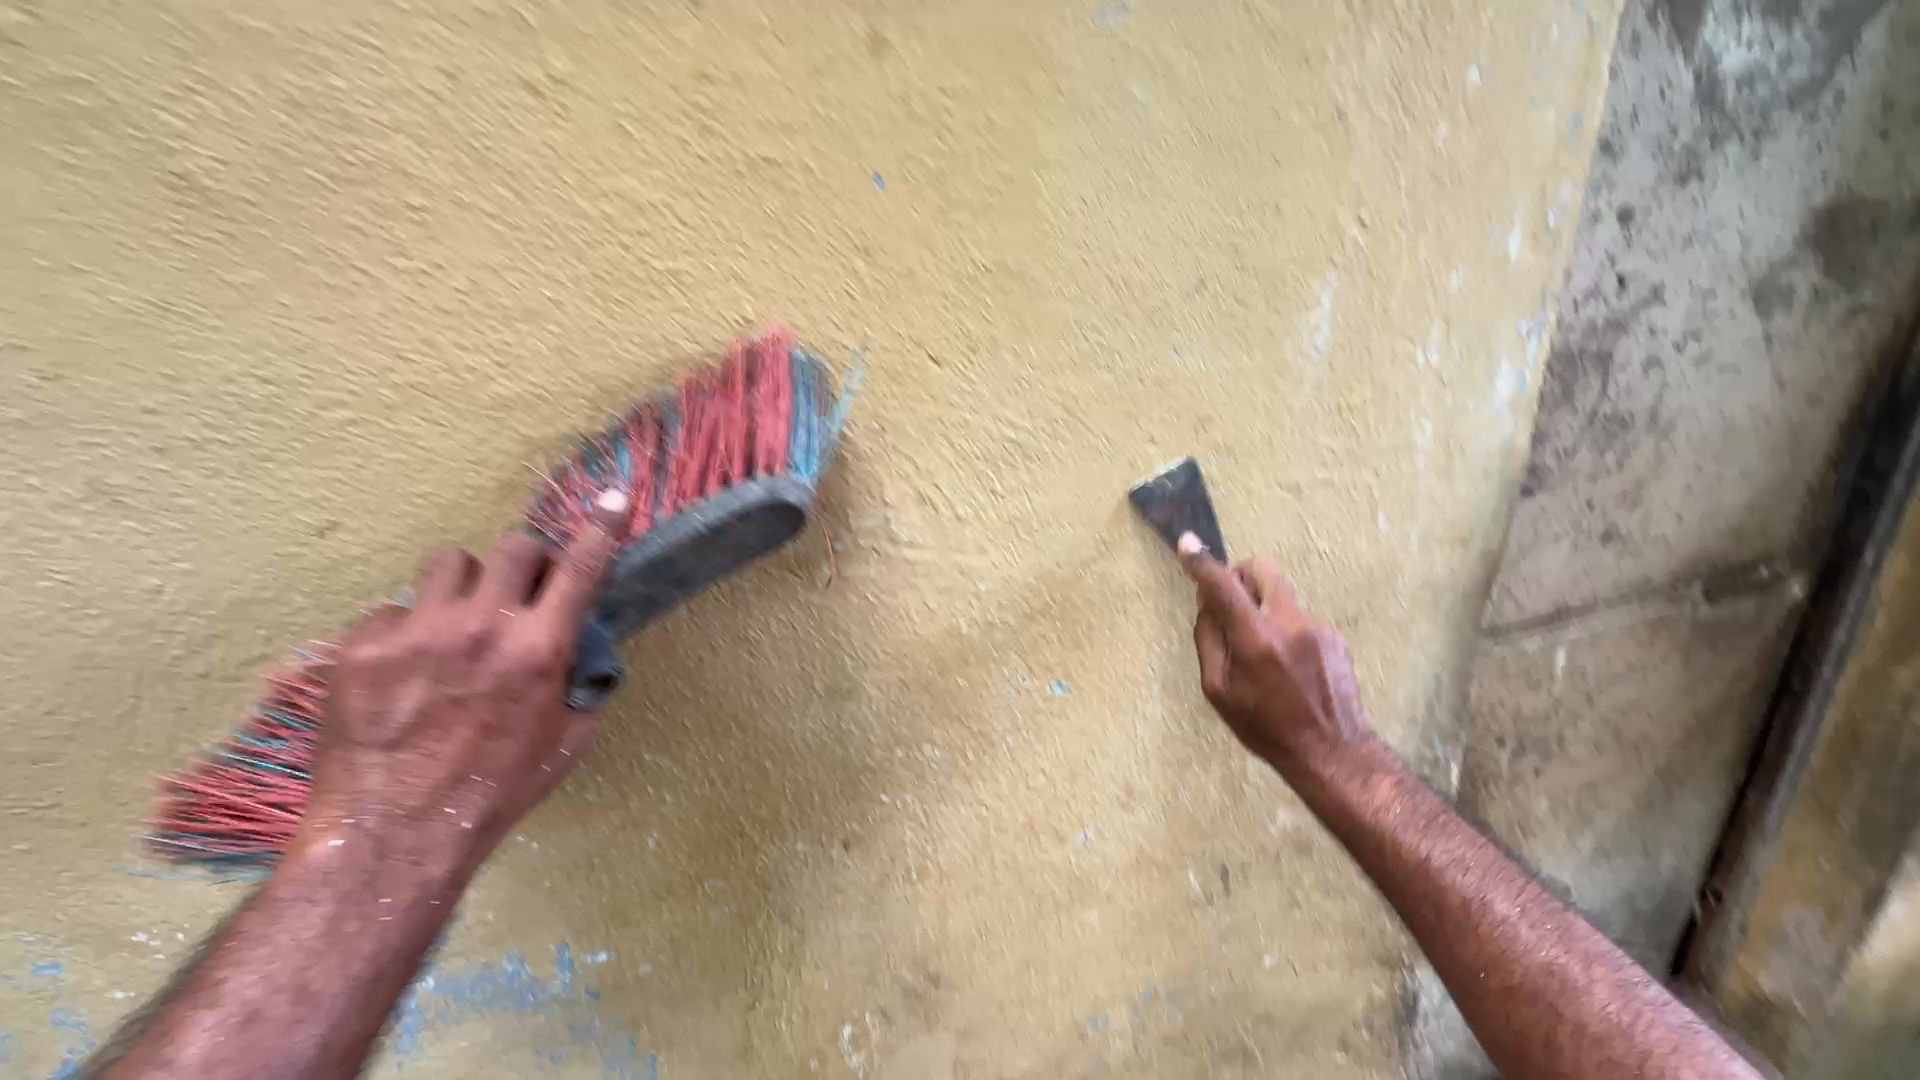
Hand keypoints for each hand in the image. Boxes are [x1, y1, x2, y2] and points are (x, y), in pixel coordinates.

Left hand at [293, 489, 631, 877]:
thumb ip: (581, 683)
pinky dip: (407, 630)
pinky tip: (402, 671)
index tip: (614, 499)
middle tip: (520, 592)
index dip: (603, 527)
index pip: (582, 567)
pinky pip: (393, 609)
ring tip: (455, 623)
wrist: (392, 833)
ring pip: (449, 561)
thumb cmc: (496, 790)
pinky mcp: (361, 647)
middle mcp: (482, 627)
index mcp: (538, 650)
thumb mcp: (566, 741)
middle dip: (527, 562)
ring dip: (465, 585)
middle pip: (514, 545)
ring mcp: (417, 632)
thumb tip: (581, 647)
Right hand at [1177, 533, 1370, 773]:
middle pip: (1262, 568)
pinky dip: (1284, 629)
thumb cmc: (1265, 726)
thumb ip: (1209, 641)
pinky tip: (1288, 666)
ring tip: (1264, 654)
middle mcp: (1288, 623)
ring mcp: (1317, 626)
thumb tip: (1207, 606)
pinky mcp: (1334, 635)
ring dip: (1263, 609)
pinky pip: (1297, 617)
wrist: (1332, 750)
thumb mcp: (1218, 692)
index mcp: (1254, 639)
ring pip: (1280, 595)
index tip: (1187, 544)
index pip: (1222, 586)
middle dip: (1241, 576)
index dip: (1201, 562)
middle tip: (1232, 604)